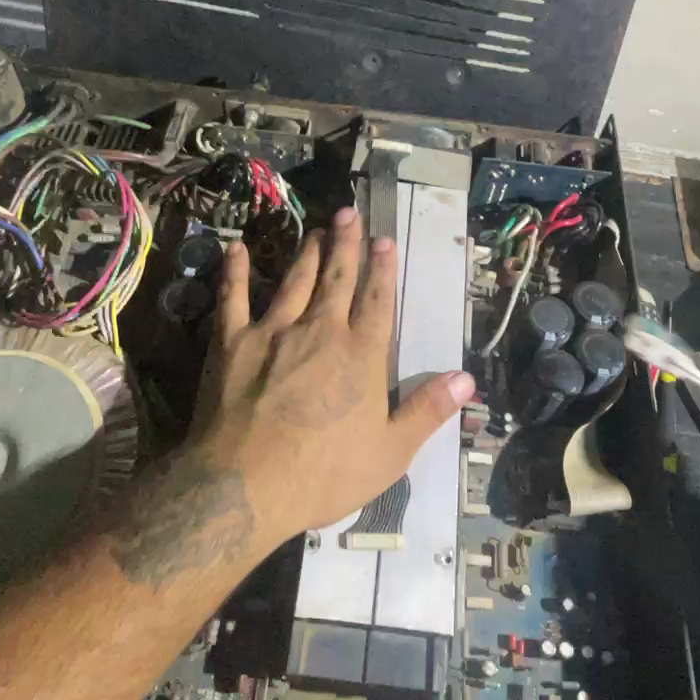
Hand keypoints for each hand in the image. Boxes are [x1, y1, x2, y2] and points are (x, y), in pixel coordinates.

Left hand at [195, 206, 474, 544]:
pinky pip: (234, 298)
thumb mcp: (390, 453)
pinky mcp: (232, 342)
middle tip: (348, 213)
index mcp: (360, 355)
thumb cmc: (323, 474)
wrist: (245, 486)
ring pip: (294, 281)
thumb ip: (426, 410)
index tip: (384, 239)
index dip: (382, 268)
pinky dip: (235, 273)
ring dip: (305, 253)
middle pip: (337, 279)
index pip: (377, 300)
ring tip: (314, 229)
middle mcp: (320, 331)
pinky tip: (236, 250)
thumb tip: (466, 379)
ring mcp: (273, 332)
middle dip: (345, 244)